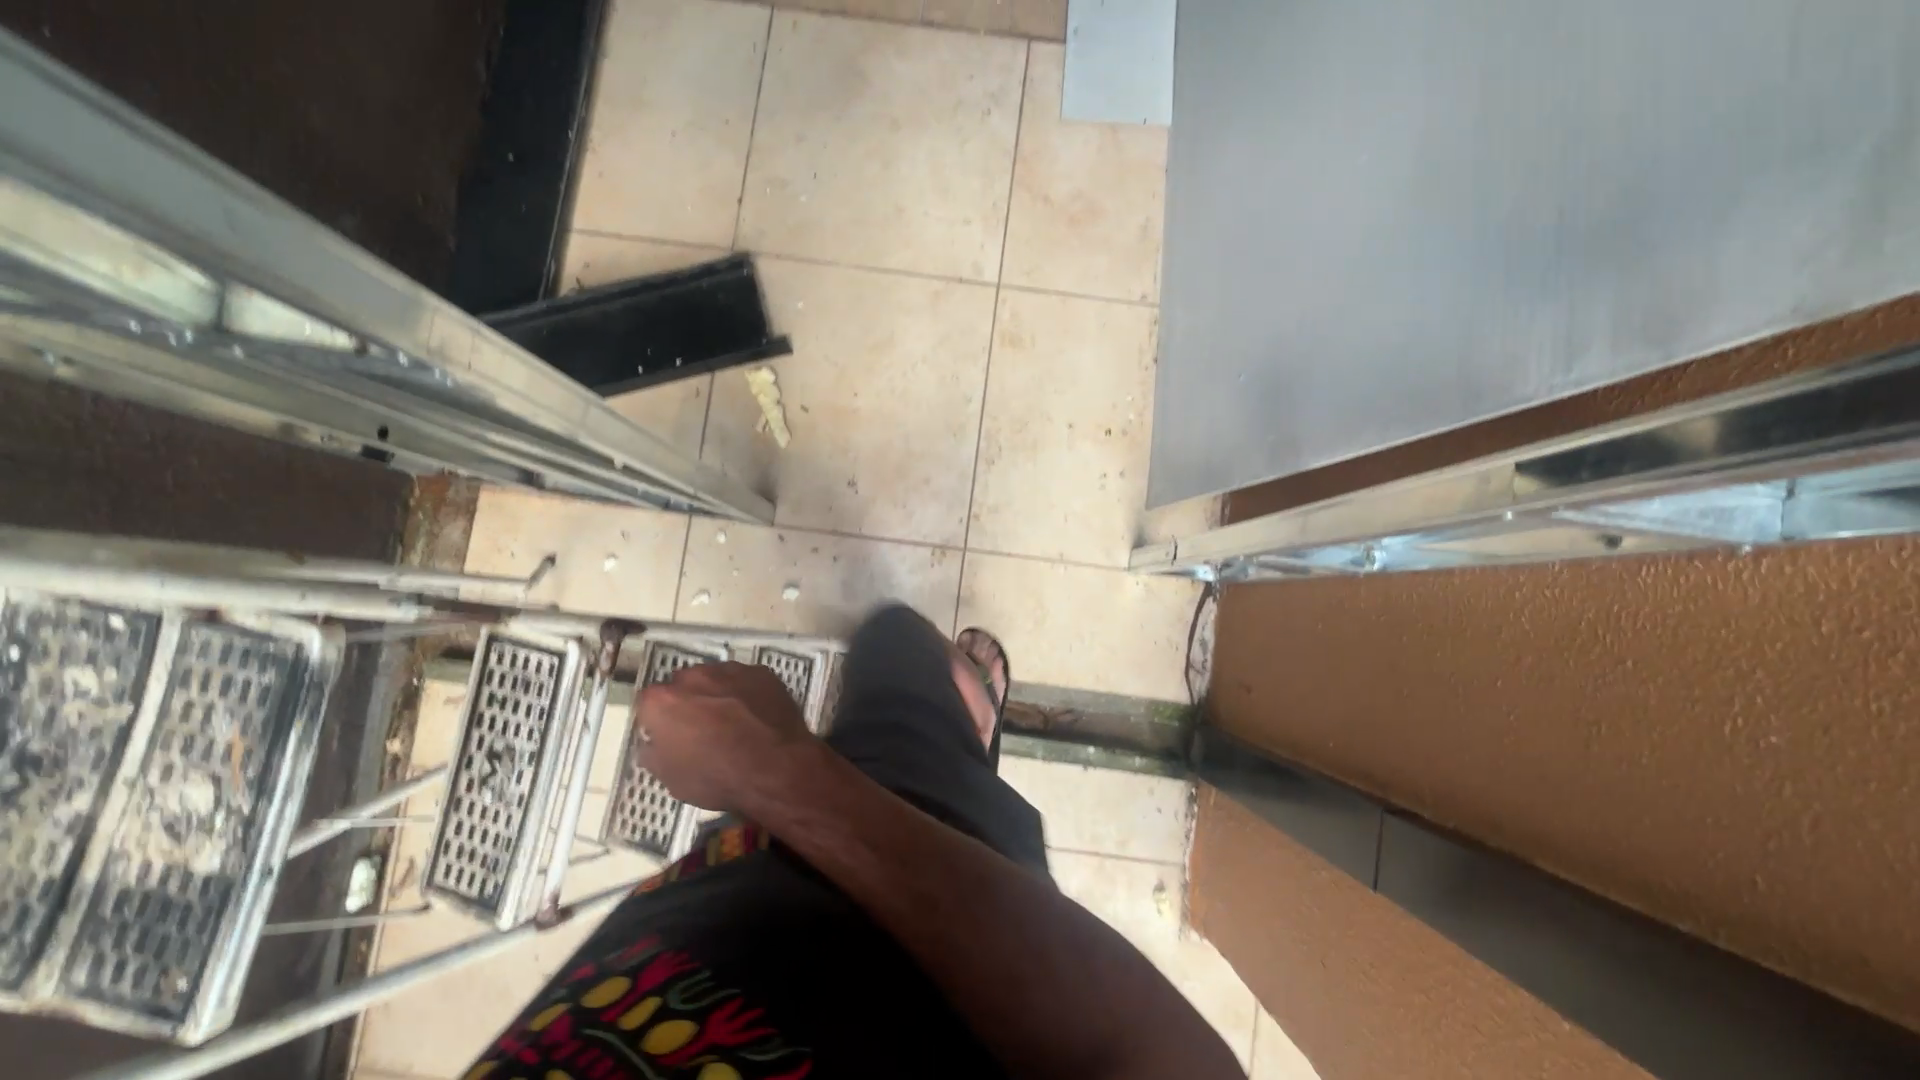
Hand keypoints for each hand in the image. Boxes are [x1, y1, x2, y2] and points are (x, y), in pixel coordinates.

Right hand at [631, 662, 812, 812]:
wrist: (775, 769)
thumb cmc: (716, 777)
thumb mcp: (670, 779)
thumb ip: (653, 753)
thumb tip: (651, 743)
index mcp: (661, 701)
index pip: (649, 703)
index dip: (659, 720)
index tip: (670, 735)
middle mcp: (693, 676)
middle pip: (683, 685)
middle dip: (689, 702)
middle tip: (703, 728)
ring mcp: (730, 670)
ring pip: (716, 679)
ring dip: (718, 694)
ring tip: (734, 722)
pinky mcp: (761, 672)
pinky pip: (745, 680)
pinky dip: (746, 693)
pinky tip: (755, 715)